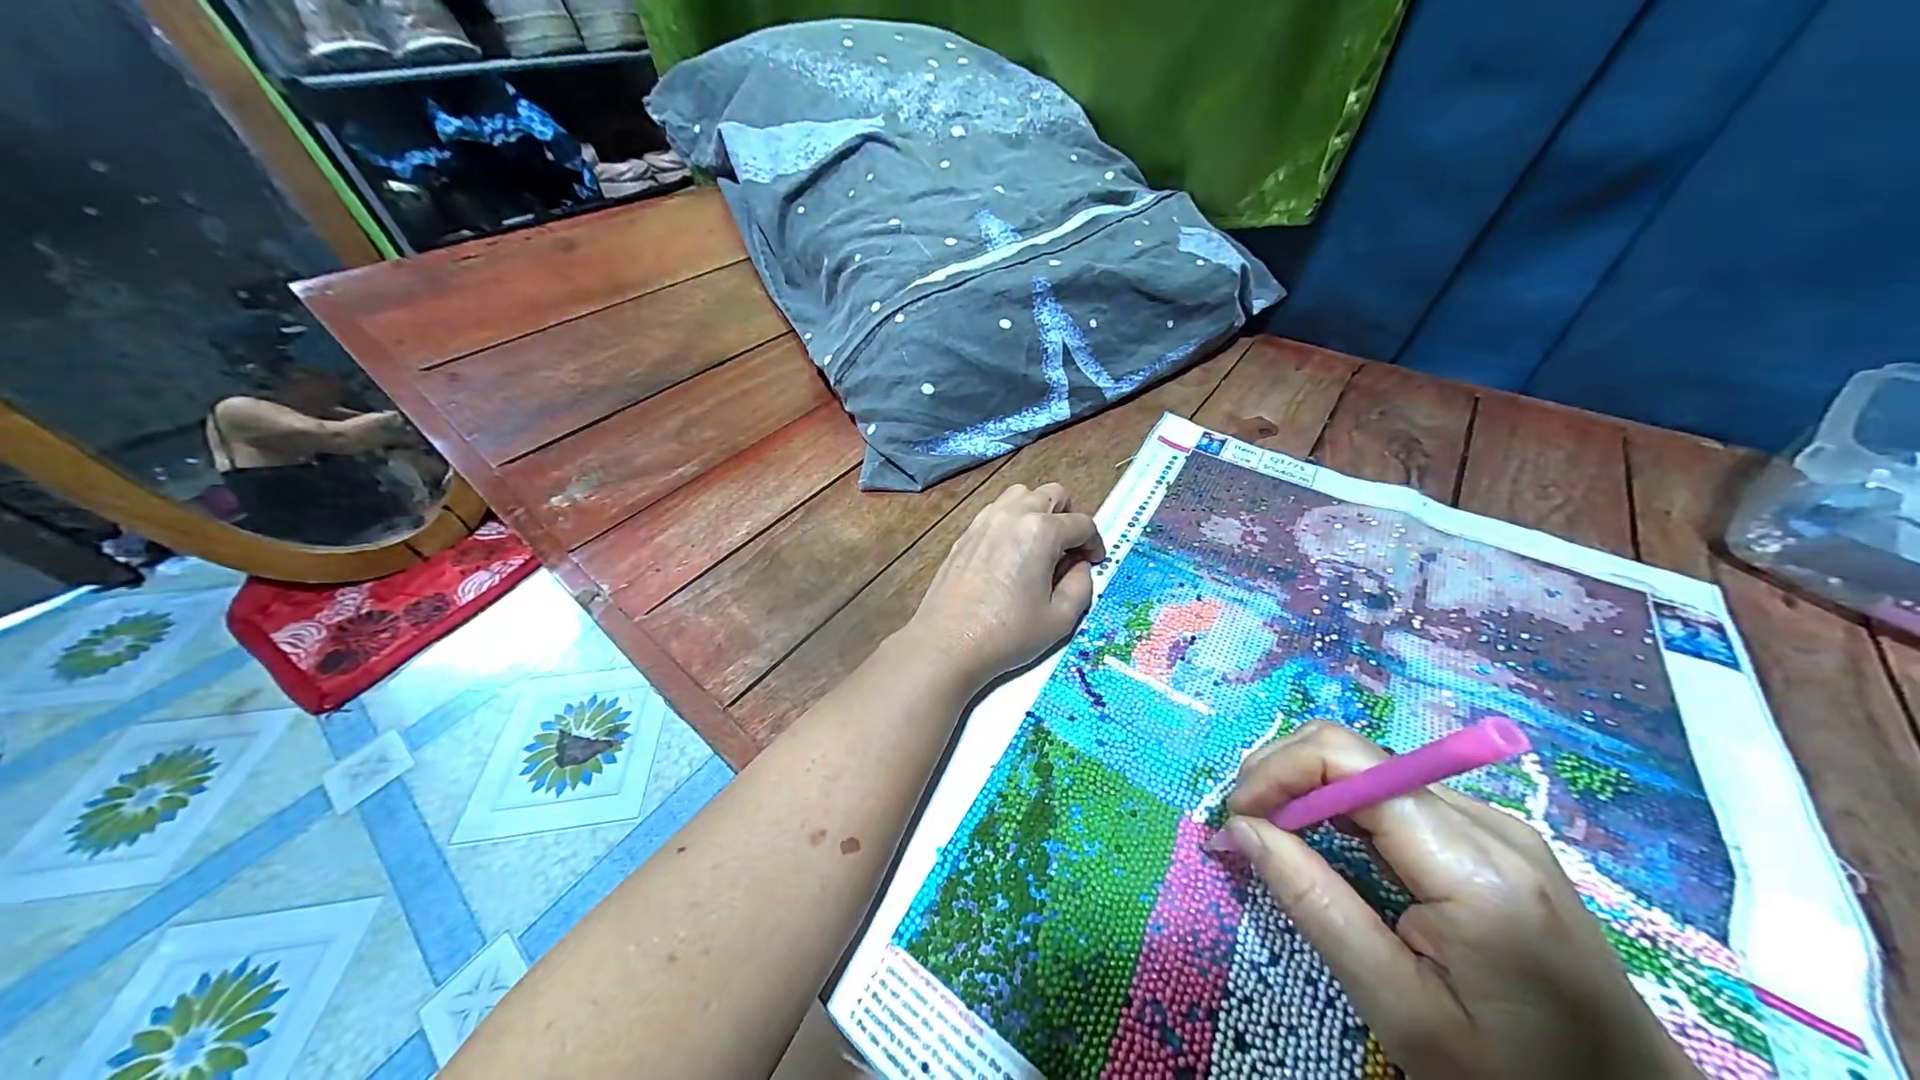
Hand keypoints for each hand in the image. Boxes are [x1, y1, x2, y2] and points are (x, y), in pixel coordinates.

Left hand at [900, 482, 1104, 691]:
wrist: (948, 643)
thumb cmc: (1006, 634)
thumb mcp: (1060, 618)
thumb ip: (1082, 586)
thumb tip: (1081, 567)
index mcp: (1041, 531)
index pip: (1082, 523)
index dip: (1094, 543)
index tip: (1094, 562)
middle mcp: (1012, 515)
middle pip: (1053, 494)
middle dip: (1069, 517)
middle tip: (1070, 550)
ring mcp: (985, 521)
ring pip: (1021, 495)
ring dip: (1038, 512)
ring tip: (1041, 546)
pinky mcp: (966, 534)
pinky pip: (997, 512)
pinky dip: (1012, 522)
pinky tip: (1012, 554)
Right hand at [1216, 722, 1701, 1079]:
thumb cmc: (1510, 1074)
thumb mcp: (1398, 1005)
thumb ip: (1314, 904)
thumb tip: (1240, 828)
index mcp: (1472, 864)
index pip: (1348, 760)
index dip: (1276, 772)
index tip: (1237, 821)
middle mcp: (1488, 822)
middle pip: (1355, 753)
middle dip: (1283, 776)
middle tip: (1246, 827)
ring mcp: (1496, 824)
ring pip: (1370, 769)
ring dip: (1308, 791)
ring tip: (1275, 835)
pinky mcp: (1494, 837)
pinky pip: (1396, 795)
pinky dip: (1343, 808)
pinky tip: (1326, 843)